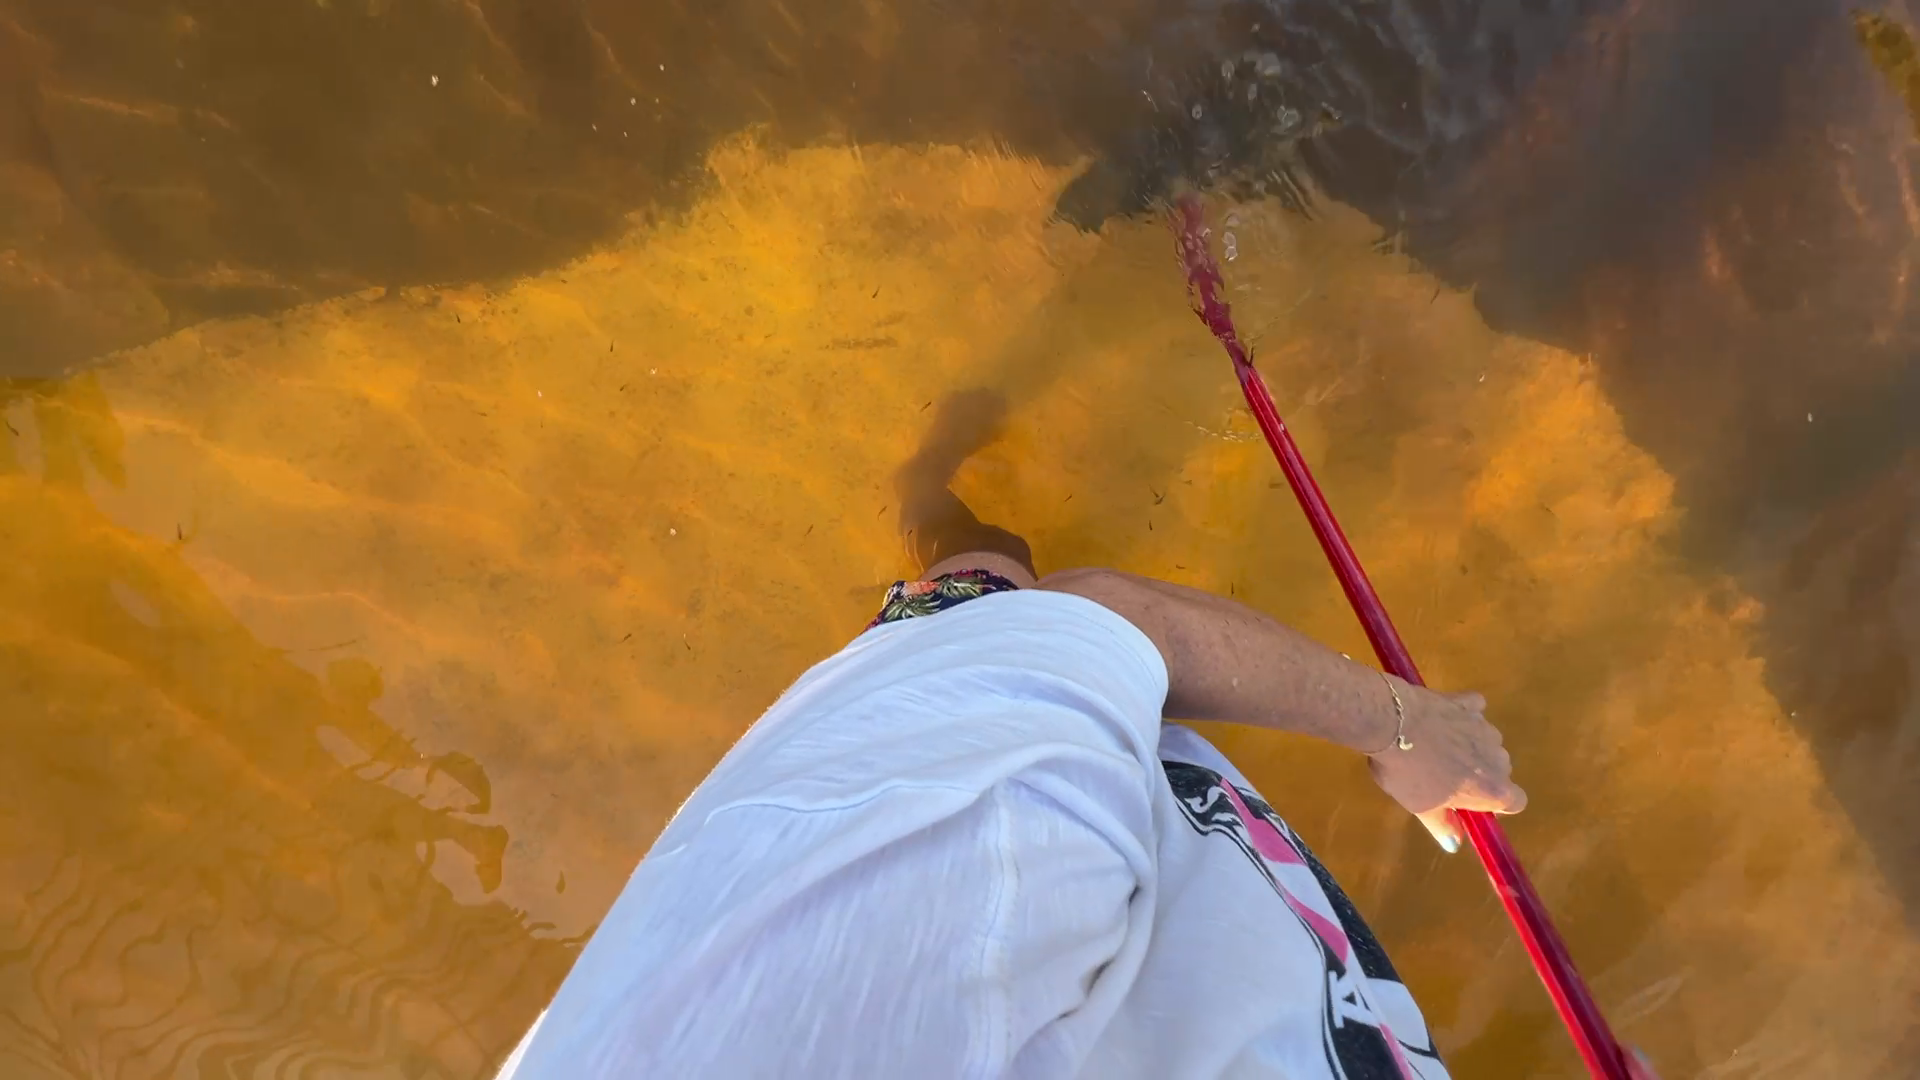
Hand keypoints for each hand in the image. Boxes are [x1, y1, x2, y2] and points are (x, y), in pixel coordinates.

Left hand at [1366, 684, 1525, 852]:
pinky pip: (1473, 707)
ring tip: (1432, 742)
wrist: (1390, 722)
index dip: (1492, 802)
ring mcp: (1484, 727)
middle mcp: (1498, 759)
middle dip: (1475, 771)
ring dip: (1466, 742)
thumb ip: (1442, 826)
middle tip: (1440, 770)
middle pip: (1497, 770)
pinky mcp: (1466, 701)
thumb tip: (1454, 844)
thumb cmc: (1407, 771)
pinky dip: (1461, 712)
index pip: (1515, 801)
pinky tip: (1439, 715)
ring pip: (1484, 740)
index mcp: (1493, 789)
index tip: (1467, 799)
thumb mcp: (1420, 806)